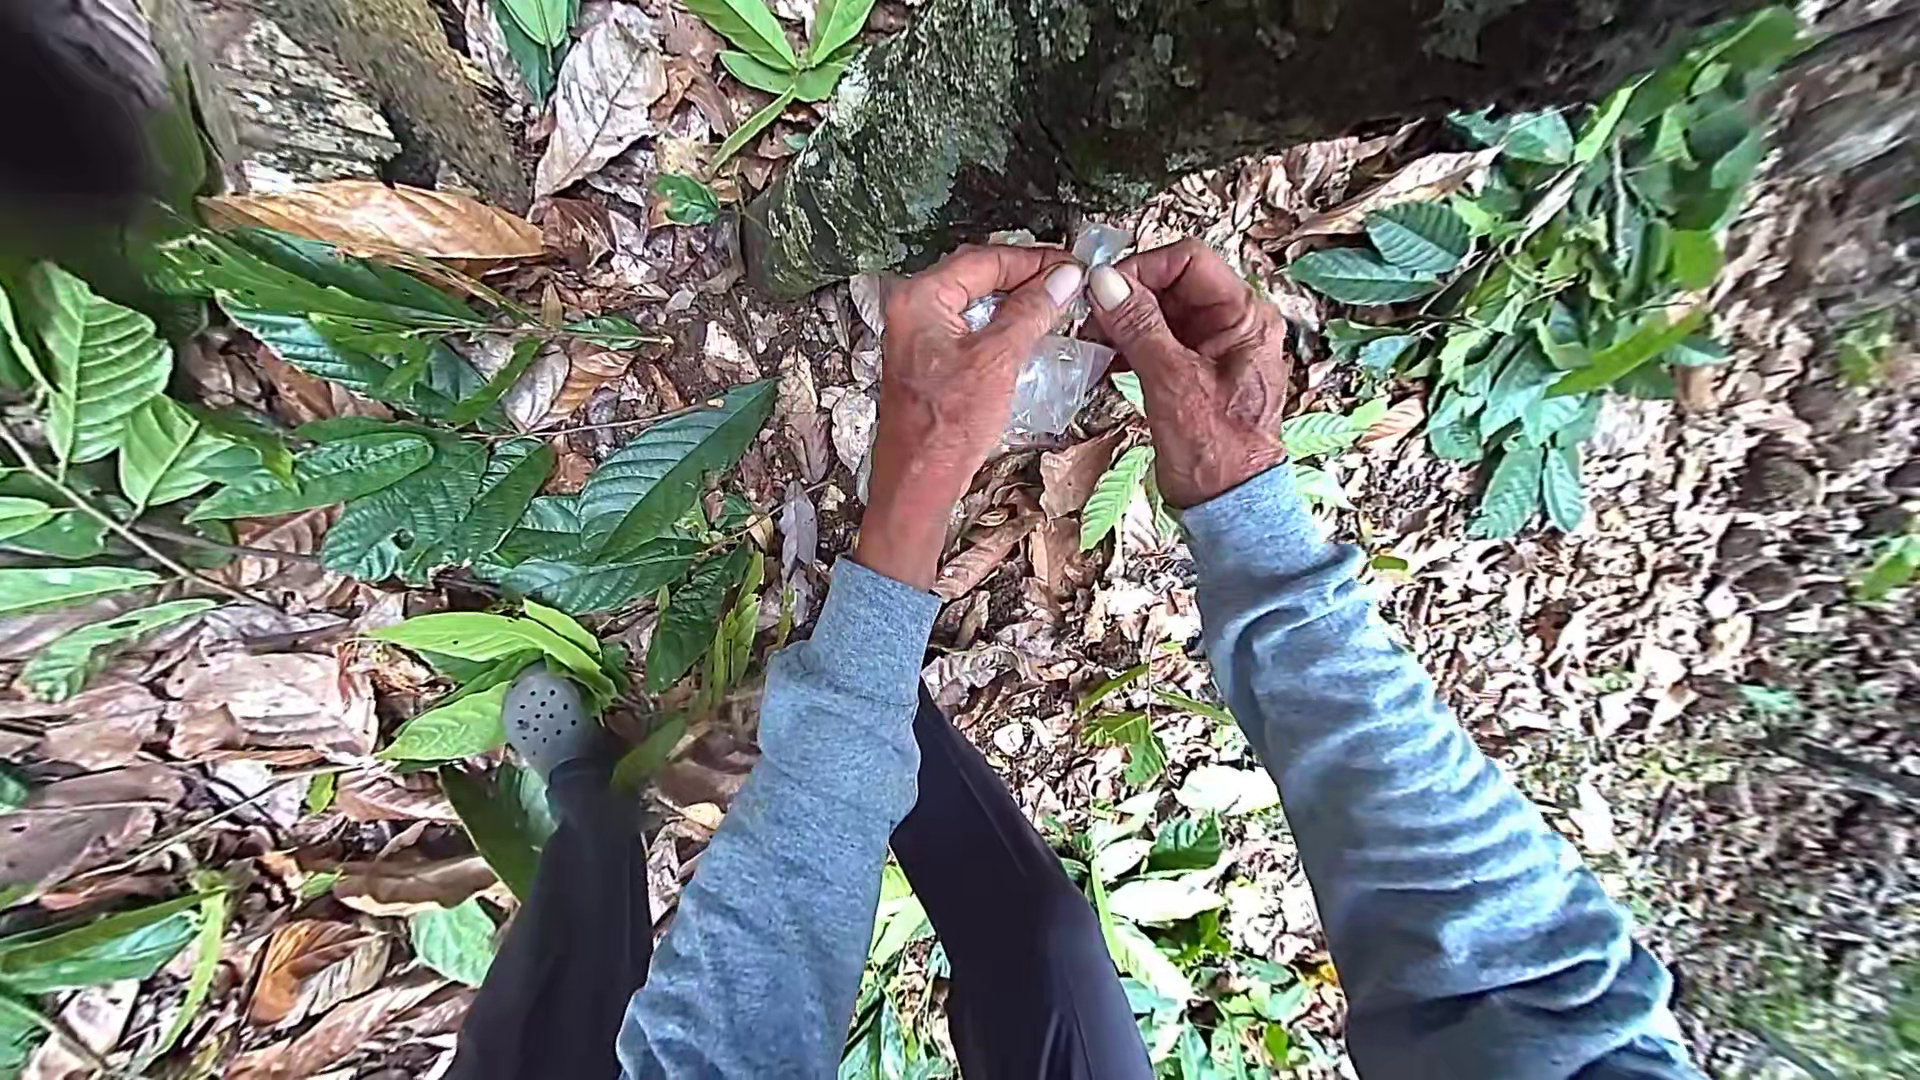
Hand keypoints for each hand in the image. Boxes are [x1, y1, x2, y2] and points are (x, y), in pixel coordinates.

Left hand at [855, 245, 1085, 588]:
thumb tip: (1062, 278)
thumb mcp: (997, 361)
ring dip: (1012, 302)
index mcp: (919, 300)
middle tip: (1065, 281)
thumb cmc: (947, 428)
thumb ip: (1029, 312)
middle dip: (1023, 277)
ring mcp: (917, 338)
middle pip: (975, 277)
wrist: (920, 482)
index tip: (1069, 265)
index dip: (1032, 260)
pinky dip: (997, 328)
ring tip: (1052, 304)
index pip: (983, 260)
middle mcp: (912, 312)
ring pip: (973, 305)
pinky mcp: (927, 363)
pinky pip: (967, 331)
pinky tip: (1023, 333)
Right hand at [1088, 239, 1290, 507]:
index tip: (1102, 290)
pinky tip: (1106, 361)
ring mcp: (1213, 350)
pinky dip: (1130, 348)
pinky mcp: (1193, 374)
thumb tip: (1106, 283)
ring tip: (1093, 342)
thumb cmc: (1216, 452)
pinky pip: (1158, 344)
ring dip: (1124, 324)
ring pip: (1161, 316)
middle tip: (1090, 320)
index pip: (1189, 261)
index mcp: (1244, 317)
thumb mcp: (1173, 383)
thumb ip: (1140, 328)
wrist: (1226, 504)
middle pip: (1173, 286)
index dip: (1142, 269)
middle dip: (1127, 298)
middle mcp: (1232, 326)